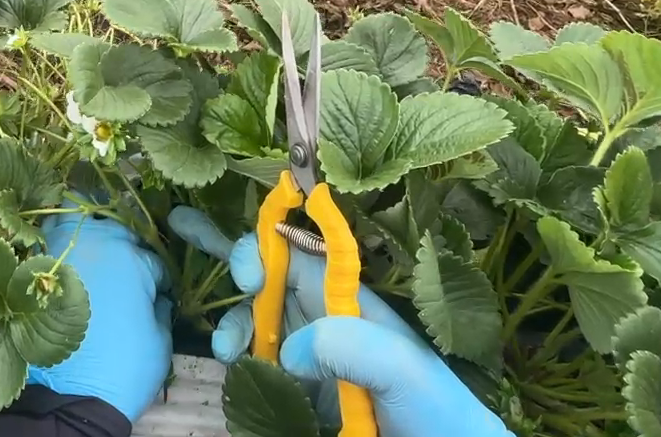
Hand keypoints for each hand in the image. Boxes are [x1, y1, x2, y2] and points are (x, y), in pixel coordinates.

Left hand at [26, 211, 172, 421]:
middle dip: (129, 248)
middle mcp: (98, 244)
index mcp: (132, 259)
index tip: (158, 294)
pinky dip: (59, 234)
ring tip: (97, 247)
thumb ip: (161, 308)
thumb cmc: (123, 369)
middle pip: (119, 230)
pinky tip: (69, 249)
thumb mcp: (160, 341)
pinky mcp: (38, 263)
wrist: (73, 398)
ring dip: (91, 227)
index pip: (154, 260)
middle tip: (129, 273)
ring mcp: (65, 250)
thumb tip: (158, 296)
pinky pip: (49, 232)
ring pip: (79, 216)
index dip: (159, 279)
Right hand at [168, 208, 512, 436]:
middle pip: (268, 284)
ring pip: (257, 324)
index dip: (265, 251)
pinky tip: (238, 377)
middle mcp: (322, 321)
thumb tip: (289, 350)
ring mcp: (311, 359)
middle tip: (232, 322)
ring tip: (225, 352)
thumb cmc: (435, 409)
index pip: (296, 256)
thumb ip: (352, 343)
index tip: (247, 277)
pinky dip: (240, 366)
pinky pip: (259, 368)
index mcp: (344, 299)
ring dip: (234, 329)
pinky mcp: (302, 396)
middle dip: (241, 287)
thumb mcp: (403, 367)